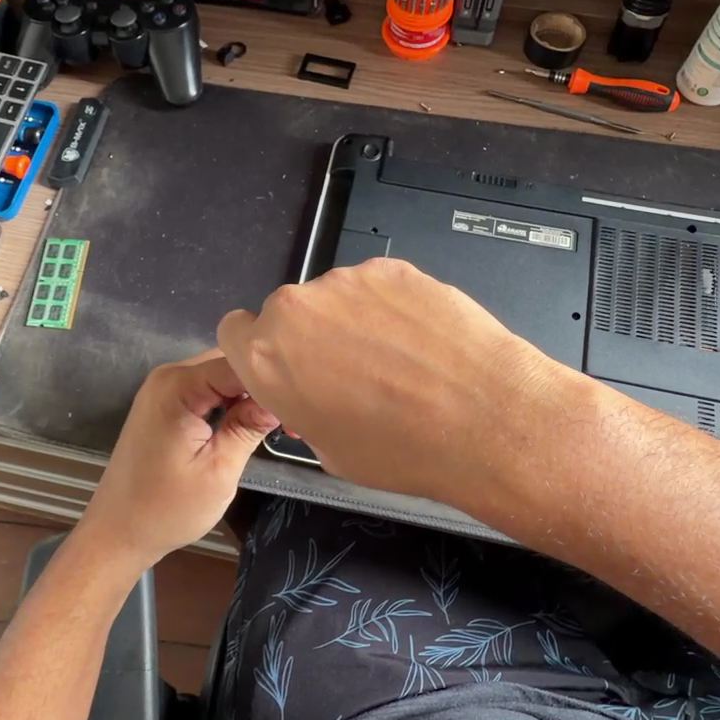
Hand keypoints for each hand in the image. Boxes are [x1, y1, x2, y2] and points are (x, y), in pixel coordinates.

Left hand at [74, 350, 279, 567]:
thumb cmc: (167, 509)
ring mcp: (163, 387)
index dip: (271, 381)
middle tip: (293, 419)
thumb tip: (282, 398)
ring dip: (248, 394)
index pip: (239, 363)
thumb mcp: (218, 471)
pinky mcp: (164, 402)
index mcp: (178, 387)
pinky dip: (229, 401)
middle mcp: (168, 376)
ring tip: (277, 423)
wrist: (118, 532)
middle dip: (262, 386)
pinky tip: (248, 423)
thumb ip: (248, 427)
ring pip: (221, 373)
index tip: (300, 406)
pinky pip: (206, 388)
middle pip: (230, 362)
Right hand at [216, 258, 577, 503]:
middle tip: (349, 372)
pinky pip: (376, 287)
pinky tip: (419, 342)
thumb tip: (312, 394)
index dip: (257, 352)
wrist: (484, 421)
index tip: (282, 365)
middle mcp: (296, 310)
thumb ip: (301, 407)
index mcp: (265, 357)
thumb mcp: (331, 451)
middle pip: (286, 314)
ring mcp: (346, 282)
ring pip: (334, 299)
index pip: (234, 333)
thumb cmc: (406, 449)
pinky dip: (390, 308)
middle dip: (309, 339)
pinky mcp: (391, 268)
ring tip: (396, 361)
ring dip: (352, 322)